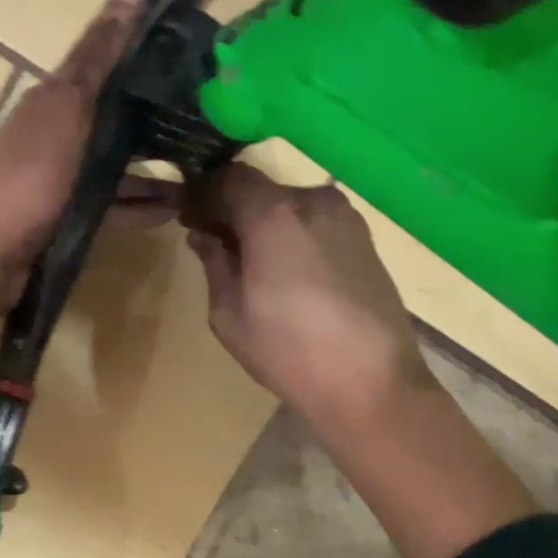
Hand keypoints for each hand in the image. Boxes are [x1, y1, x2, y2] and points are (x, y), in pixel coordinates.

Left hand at [0, 0, 176, 303]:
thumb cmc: (27, 179)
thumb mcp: (66, 111)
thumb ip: (99, 58)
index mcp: (52, 99)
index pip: (104, 60)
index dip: (142, 48)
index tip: (190, 45)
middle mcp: (55, 134)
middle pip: (113, 118)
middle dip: (156, 116)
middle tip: (208, 116)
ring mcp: (58, 180)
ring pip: (113, 165)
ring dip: (153, 169)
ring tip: (202, 171)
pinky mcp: (63, 220)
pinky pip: (108, 206)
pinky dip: (138, 206)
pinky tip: (173, 209)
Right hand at [184, 164, 435, 431]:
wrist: (369, 379)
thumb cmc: (287, 351)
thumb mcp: (229, 315)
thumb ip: (214, 264)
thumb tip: (205, 236)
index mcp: (272, 215)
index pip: (228, 178)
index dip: (202, 193)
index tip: (188, 219)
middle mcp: (311, 200)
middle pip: (261, 189)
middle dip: (232, 209)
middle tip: (214, 243)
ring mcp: (344, 216)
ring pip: (290, 206)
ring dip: (264, 225)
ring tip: (250, 264)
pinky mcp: (364, 237)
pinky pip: (314, 223)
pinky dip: (292, 235)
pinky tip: (286, 274)